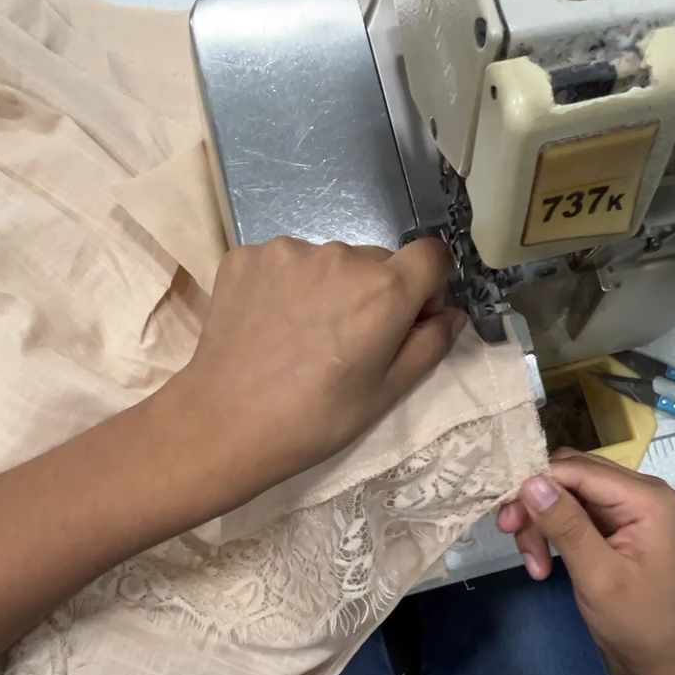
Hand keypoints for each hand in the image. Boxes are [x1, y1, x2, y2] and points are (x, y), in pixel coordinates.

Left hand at [168, 237, 464, 497]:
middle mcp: (340, 255)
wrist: (223, 424)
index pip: (431, 255)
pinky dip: (285, 286)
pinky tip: (270, 324)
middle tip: (345, 343)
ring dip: (327, 288)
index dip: (427, 286)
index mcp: (384, 289)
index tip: (408, 318)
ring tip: (300, 336)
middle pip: (377, 261)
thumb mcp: (385, 394)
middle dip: (374, 293)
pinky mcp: (246, 255)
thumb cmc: (314, 420)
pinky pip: (284, 263)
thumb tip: (452, 314)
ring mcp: (288, 251)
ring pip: (328, 262)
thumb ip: (429, 346)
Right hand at [496, 449, 674, 674]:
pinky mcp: (611, 522)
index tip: (507, 519)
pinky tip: (541, 563)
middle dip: (536, 506)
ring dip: (540, 523)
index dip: (536, 484)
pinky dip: (549, 532)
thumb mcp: (598, 576)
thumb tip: (531, 481)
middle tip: (511, 536)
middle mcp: (638, 492)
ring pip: (563, 493)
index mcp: (646, 498)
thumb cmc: (637, 623)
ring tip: (533, 565)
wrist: (656, 663)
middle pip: (568, 476)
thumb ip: (566, 526)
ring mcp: (625, 506)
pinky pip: (568, 511)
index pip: (578, 470)